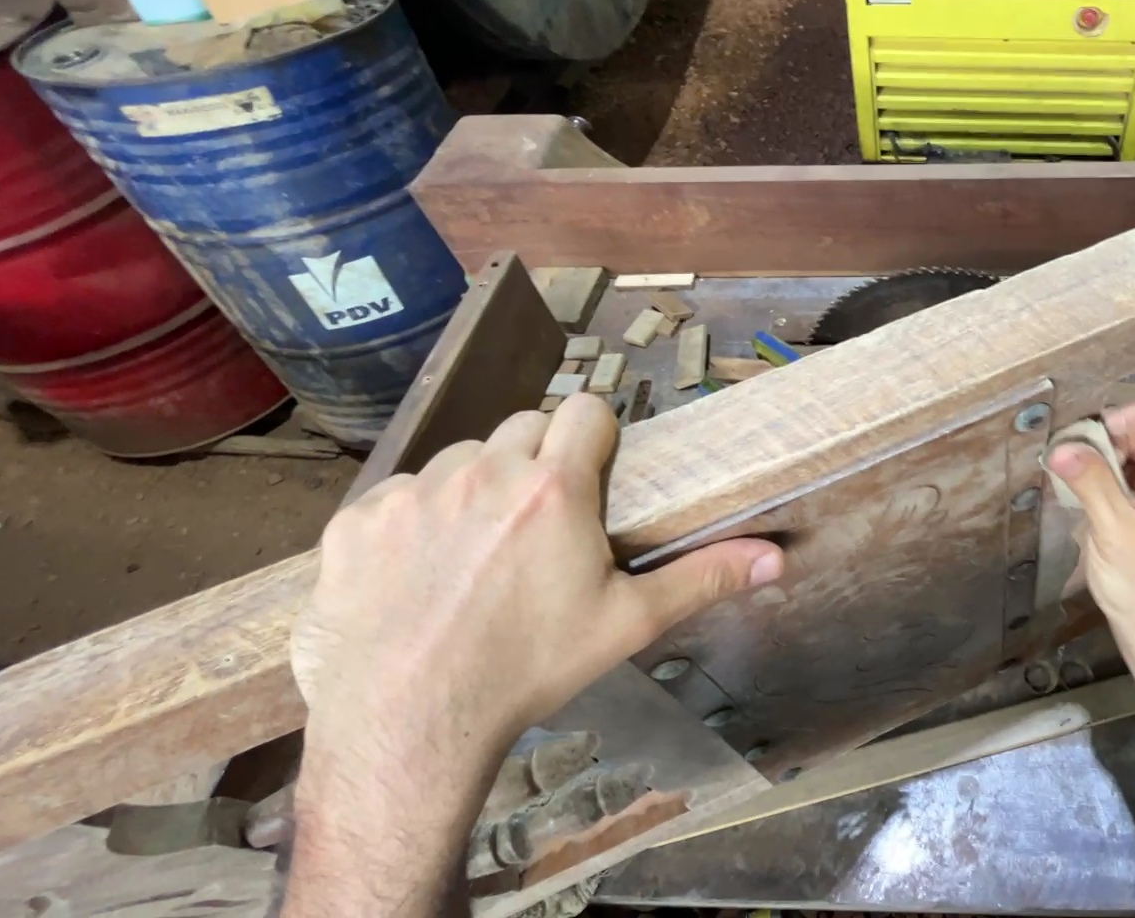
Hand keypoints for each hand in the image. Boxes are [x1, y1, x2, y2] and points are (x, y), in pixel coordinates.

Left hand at [292, 393, 784, 770]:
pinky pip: (401, 491)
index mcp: (553, 489)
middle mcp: (484, 472)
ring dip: (480, 483)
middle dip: (541, 459)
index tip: (595, 472)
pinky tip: (421, 569)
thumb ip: (704, 578)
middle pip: (526, 426)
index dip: (596, 435)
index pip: (586, 409)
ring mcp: (414, 492)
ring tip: (481, 547)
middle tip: (542, 520)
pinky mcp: (358, 519)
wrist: (409, 725)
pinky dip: (418, 515)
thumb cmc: (531, 667)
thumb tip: (776, 558)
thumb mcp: (629, 623)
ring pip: (463, 456)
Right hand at [1046, 402, 1134, 640]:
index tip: (1101, 425)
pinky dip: (1101, 466)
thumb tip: (1061, 448)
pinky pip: (1124, 470)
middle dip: (1117, 434)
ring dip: (1105, 449)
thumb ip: (1093, 486)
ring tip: (1074, 457)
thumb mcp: (1116, 535)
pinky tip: (1079, 471)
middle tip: (1079, 443)